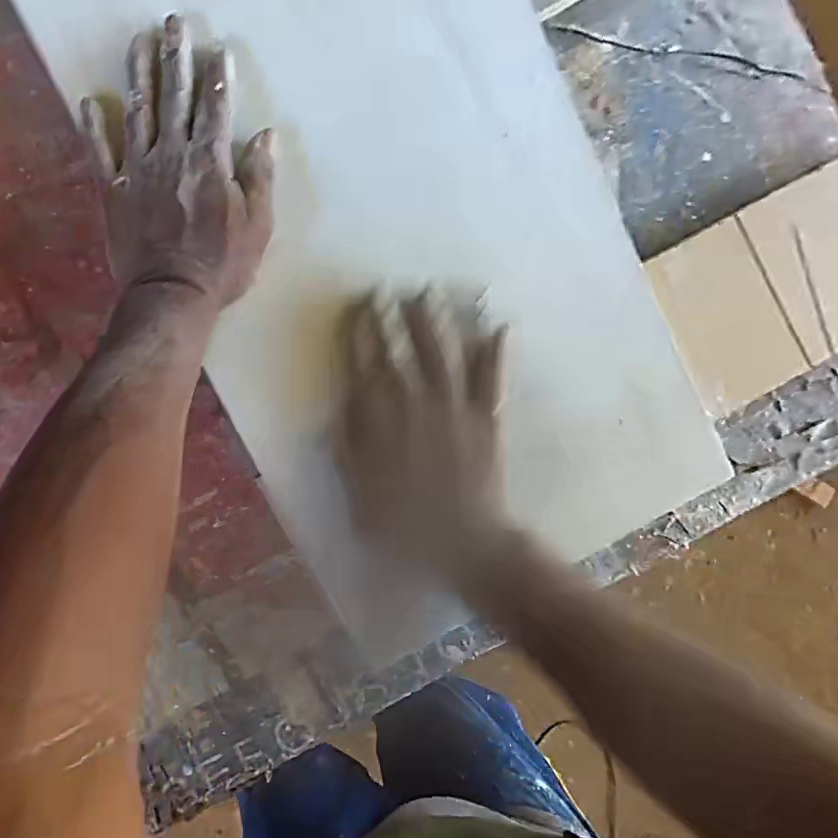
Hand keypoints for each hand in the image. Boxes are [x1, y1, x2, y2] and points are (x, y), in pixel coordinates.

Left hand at [81, 15, 276, 306]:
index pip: (215, 108)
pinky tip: (89, 102)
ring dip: (139, 74)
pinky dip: (94, 127)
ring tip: (138, 42)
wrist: (170, 296)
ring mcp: (138, 171)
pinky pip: (100, 152)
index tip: (216, 48)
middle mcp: (172, 156)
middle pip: (175, 98)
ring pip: (139, 113)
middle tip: (173, 23)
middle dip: (176, 58)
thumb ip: (259, 178)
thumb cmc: (220, 266)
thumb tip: (264, 136)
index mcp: (209, 163)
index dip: (217, 76)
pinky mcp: (113, 192)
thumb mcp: (257, 226)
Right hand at [334, 290, 515, 586]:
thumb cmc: (406, 527)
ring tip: (425, 293)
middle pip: (400, 354)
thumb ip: (349, 450)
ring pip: (442, 357)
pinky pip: (491, 382)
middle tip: (380, 290)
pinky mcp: (488, 420)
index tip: (352, 311)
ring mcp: (456, 411)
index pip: (364, 369)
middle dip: (388, 320)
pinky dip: (494, 354)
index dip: (358, 337)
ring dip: (433, 323)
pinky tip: (497, 327)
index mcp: (383, 425)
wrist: (469, 547)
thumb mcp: (361, 496)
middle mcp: (418, 407)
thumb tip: (341, 407)